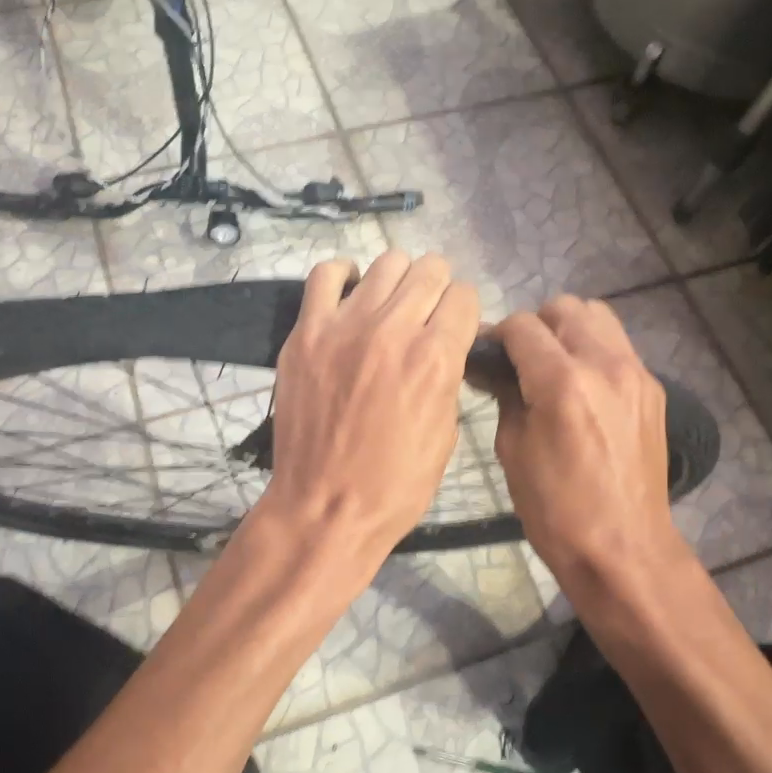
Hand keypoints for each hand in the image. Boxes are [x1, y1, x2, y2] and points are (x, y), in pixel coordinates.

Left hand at [261, 252, 481, 577]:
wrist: (325, 508)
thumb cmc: (395, 485)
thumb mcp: (446, 434)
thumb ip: (448, 378)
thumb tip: (446, 348)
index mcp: (436, 358)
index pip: (464, 296)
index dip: (465, 311)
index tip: (457, 327)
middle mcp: (393, 329)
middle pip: (429, 271)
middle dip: (437, 289)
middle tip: (427, 316)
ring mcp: (343, 326)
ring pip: (384, 264)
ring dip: (398, 280)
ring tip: (391, 306)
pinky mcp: (306, 333)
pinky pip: (325, 275)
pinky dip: (344, 276)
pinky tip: (352, 295)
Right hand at [488, 296, 683, 580]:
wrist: (623, 550)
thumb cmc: (555, 510)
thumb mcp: (512, 451)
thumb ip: (506, 396)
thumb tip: (495, 369)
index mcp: (563, 382)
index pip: (522, 327)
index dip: (497, 337)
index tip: (487, 358)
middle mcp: (605, 365)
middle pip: (565, 309)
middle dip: (536, 327)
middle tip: (521, 362)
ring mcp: (636, 375)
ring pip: (598, 318)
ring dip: (569, 332)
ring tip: (554, 368)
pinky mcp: (653, 391)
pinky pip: (618, 348)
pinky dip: (594, 353)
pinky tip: (582, 390)